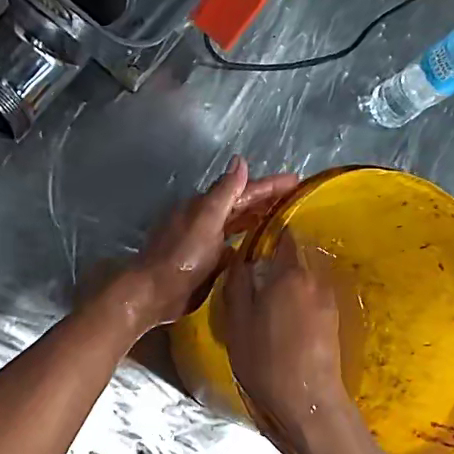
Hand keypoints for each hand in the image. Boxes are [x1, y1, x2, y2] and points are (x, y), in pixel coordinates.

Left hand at [115, 157, 298, 326]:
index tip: (297, 180)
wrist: (155, 293)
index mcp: (207, 207)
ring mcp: (209, 242)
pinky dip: (251, 243)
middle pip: (243, 206)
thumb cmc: (182, 256)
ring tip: (287, 219)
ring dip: (261, 219)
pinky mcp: (210, 264)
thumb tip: (241, 160)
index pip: (244, 191)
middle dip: (268, 200)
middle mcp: (208, 221)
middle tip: (298, 198)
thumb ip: (225, 192)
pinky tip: (266, 248)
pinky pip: (237, 247)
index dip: (270, 185)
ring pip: (240, 225)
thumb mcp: (207, 220)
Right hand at [219, 233, 353, 453]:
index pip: (284, 236)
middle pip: (296, 256)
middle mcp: (315, 279)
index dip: (269, 232)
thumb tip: (243, 259)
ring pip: (306, 276)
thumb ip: (239, 285)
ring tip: (268, 297)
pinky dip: (300, 296)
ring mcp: (329, 298)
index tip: (255, 238)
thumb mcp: (238, 323)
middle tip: (255, 273)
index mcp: (290, 274)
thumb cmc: (266, 361)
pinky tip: (285, 315)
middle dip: (278, 259)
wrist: (308, 399)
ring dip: (290, 279)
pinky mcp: (336, 317)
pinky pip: (314, 294)